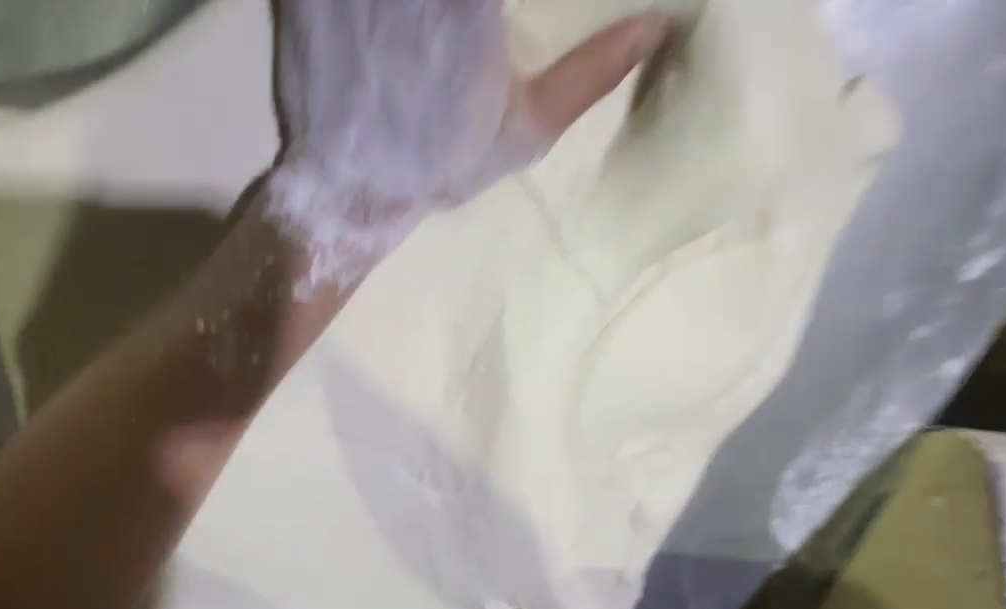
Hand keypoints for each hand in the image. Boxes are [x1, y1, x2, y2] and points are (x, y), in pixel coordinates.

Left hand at [263, 0, 672, 291]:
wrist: (349, 192)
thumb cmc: (439, 163)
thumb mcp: (526, 129)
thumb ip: (590, 73)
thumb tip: (657, 27)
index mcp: (471, 1)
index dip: (504, 1)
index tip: (504, 15)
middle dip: (465, 5)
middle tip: (474, 22)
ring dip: (421, 4)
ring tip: (431, 25)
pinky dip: (357, 0)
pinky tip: (380, 19)